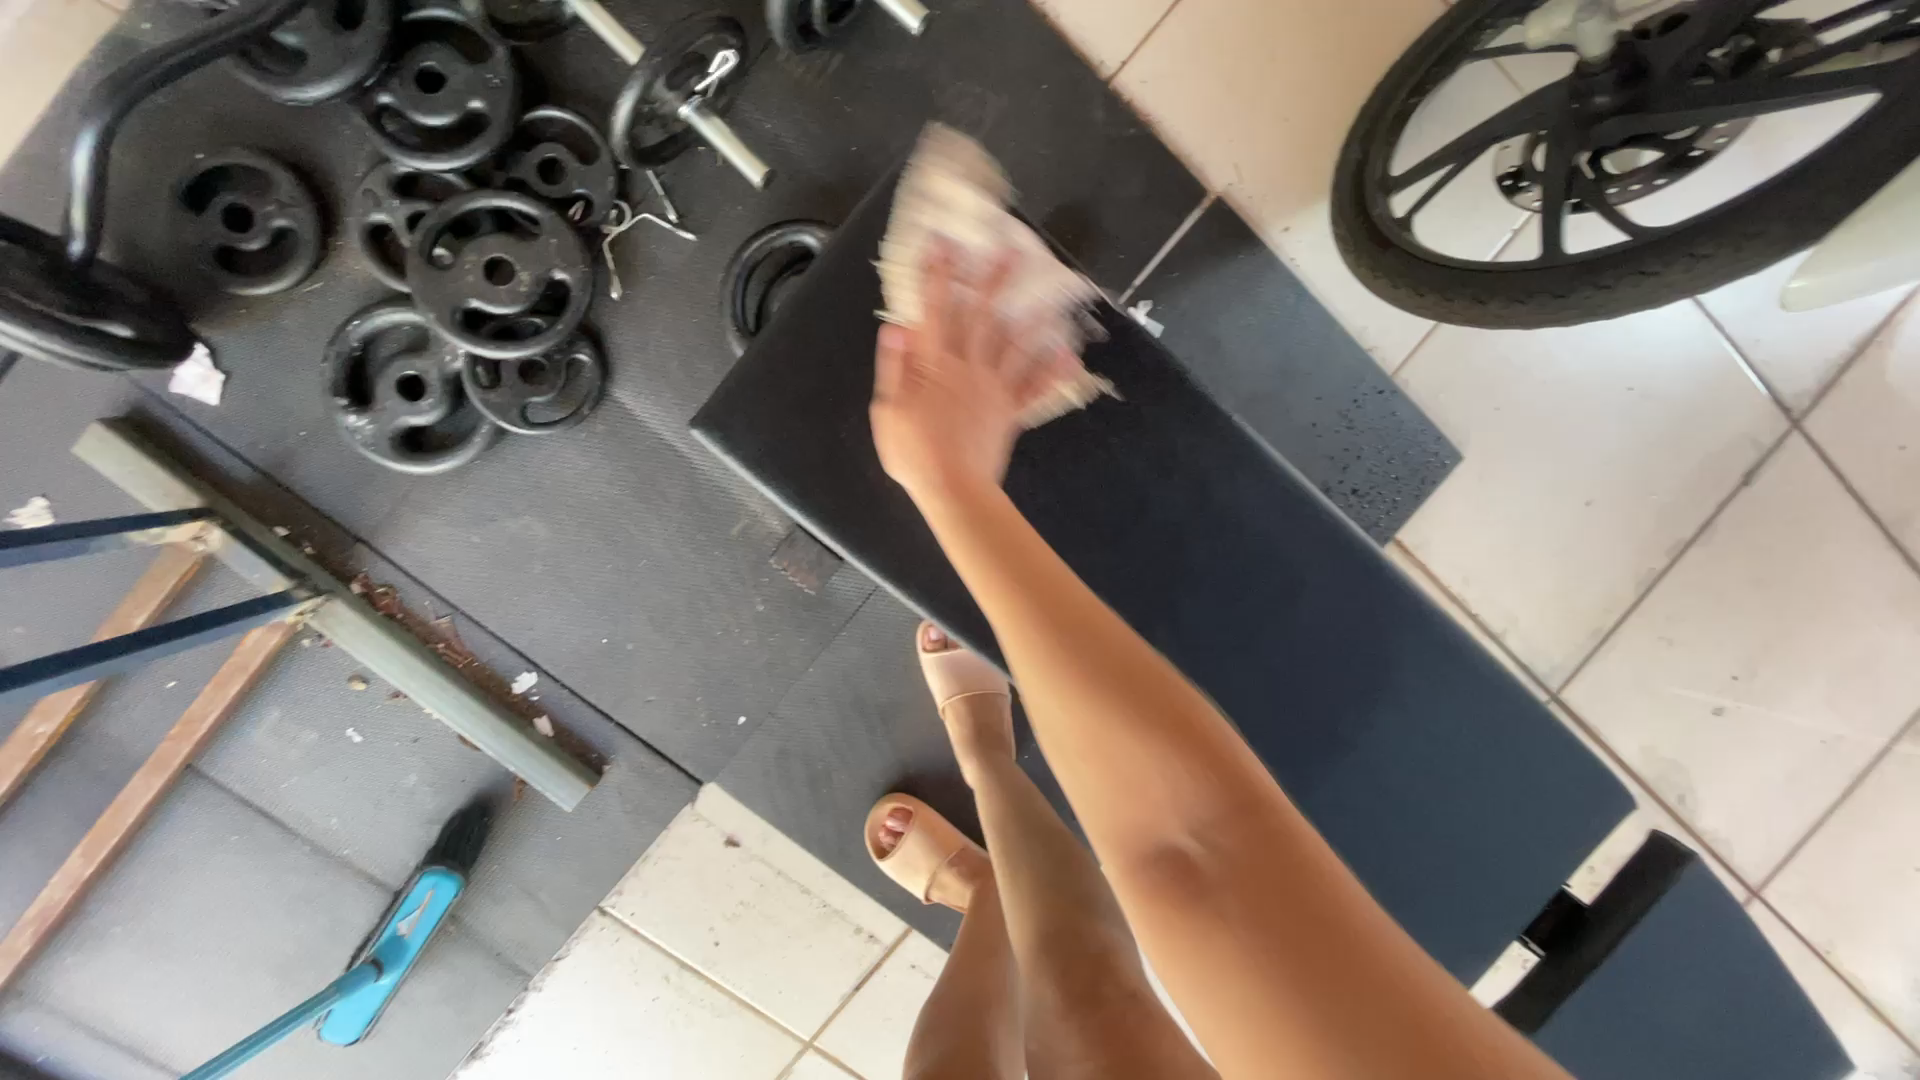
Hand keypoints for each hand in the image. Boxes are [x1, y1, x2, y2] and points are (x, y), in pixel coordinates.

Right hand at [870, 243, 1078, 508]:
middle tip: (1010, 250)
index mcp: (933, 363)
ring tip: (1046, 291)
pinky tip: (1070, 354)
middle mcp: (967, 366)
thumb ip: (893, 367)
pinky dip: (1053, 372)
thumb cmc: (914, 453)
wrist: (953, 488)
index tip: (942, 242)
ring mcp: (993, 387)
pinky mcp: (1010, 411)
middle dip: (992, 281)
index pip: (934, 309)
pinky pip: (1035, 388)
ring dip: (1029, 314)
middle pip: (980, 316)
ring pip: (1013, 343)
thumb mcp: (887, 410)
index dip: (937, 274)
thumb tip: (896, 326)